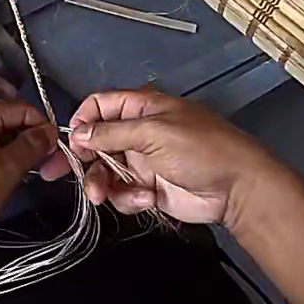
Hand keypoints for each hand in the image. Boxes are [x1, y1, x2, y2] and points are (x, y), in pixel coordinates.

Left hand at [0, 99, 57, 277]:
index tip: (55, 153)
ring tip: (18, 177)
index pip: (22, 108)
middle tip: (40, 168)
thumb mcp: (7, 169)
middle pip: (5, 120)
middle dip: (26, 142)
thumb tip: (50, 131)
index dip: (43, 129)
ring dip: (9, 152)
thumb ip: (33, 145)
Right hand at [65, 89, 289, 227]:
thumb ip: (112, 133)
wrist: (236, 188)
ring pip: (105, 172)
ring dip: (102, 185)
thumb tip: (78, 134)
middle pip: (96, 143)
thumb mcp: (154, 133)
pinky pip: (123, 193)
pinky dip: (129, 198)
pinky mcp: (148, 188)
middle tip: (68, 175)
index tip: (71, 141)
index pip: (100, 105)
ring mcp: (142, 162)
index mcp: (141, 109)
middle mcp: (138, 133)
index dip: (82, 120)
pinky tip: (148, 199)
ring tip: (103, 196)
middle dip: (84, 161)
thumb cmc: (200, 149)